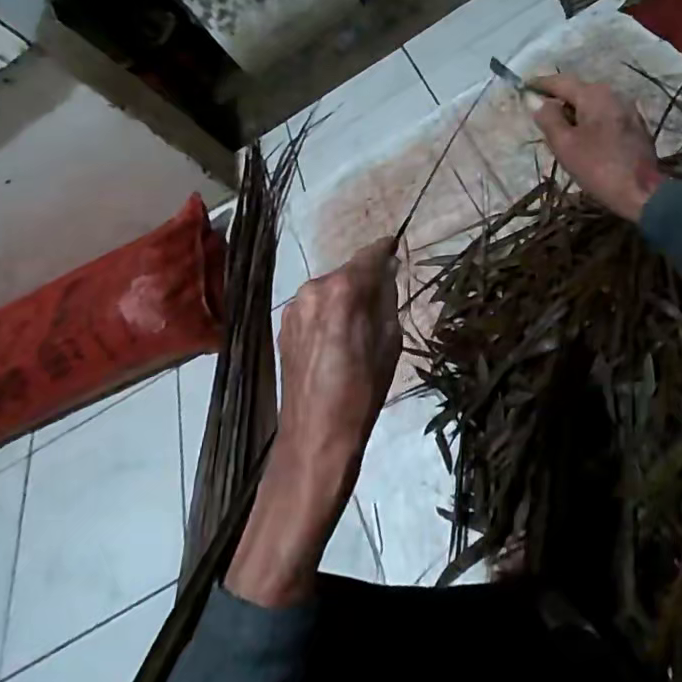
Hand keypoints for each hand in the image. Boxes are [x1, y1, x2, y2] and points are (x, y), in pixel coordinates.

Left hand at [225, 238, 399, 607]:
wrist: (314, 436)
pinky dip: (330, 311)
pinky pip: (315, 306)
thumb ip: (386, 300)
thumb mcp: (388, 343)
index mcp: (341, 291)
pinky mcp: (284, 326)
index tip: (397, 245)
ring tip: (362, 323)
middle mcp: (312, 289)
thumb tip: (386, 274)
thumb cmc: (362, 391)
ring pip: (330, 289)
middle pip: (348, 272)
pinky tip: (340, 336)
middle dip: (367, 279)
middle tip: (386, 297)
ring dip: (347, 296)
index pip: (368, 256)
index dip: (385, 249)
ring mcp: (294, 308)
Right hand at [528, 75, 666, 221]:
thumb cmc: (597, 167)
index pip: (560, 82)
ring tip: (560, 129)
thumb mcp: (564, 144)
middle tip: (541, 114)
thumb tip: (543, 104)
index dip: (540, 84)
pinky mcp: (635, 127)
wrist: (641, 192)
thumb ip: (549, 119)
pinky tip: (584, 139)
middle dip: (559, 100)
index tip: (525, 87)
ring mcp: (628, 110)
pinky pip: (605, 117)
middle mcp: (614, 95)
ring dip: (575, 113)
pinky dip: (590, 122)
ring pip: (593, 105)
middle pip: (579, 92)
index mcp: (594, 95)